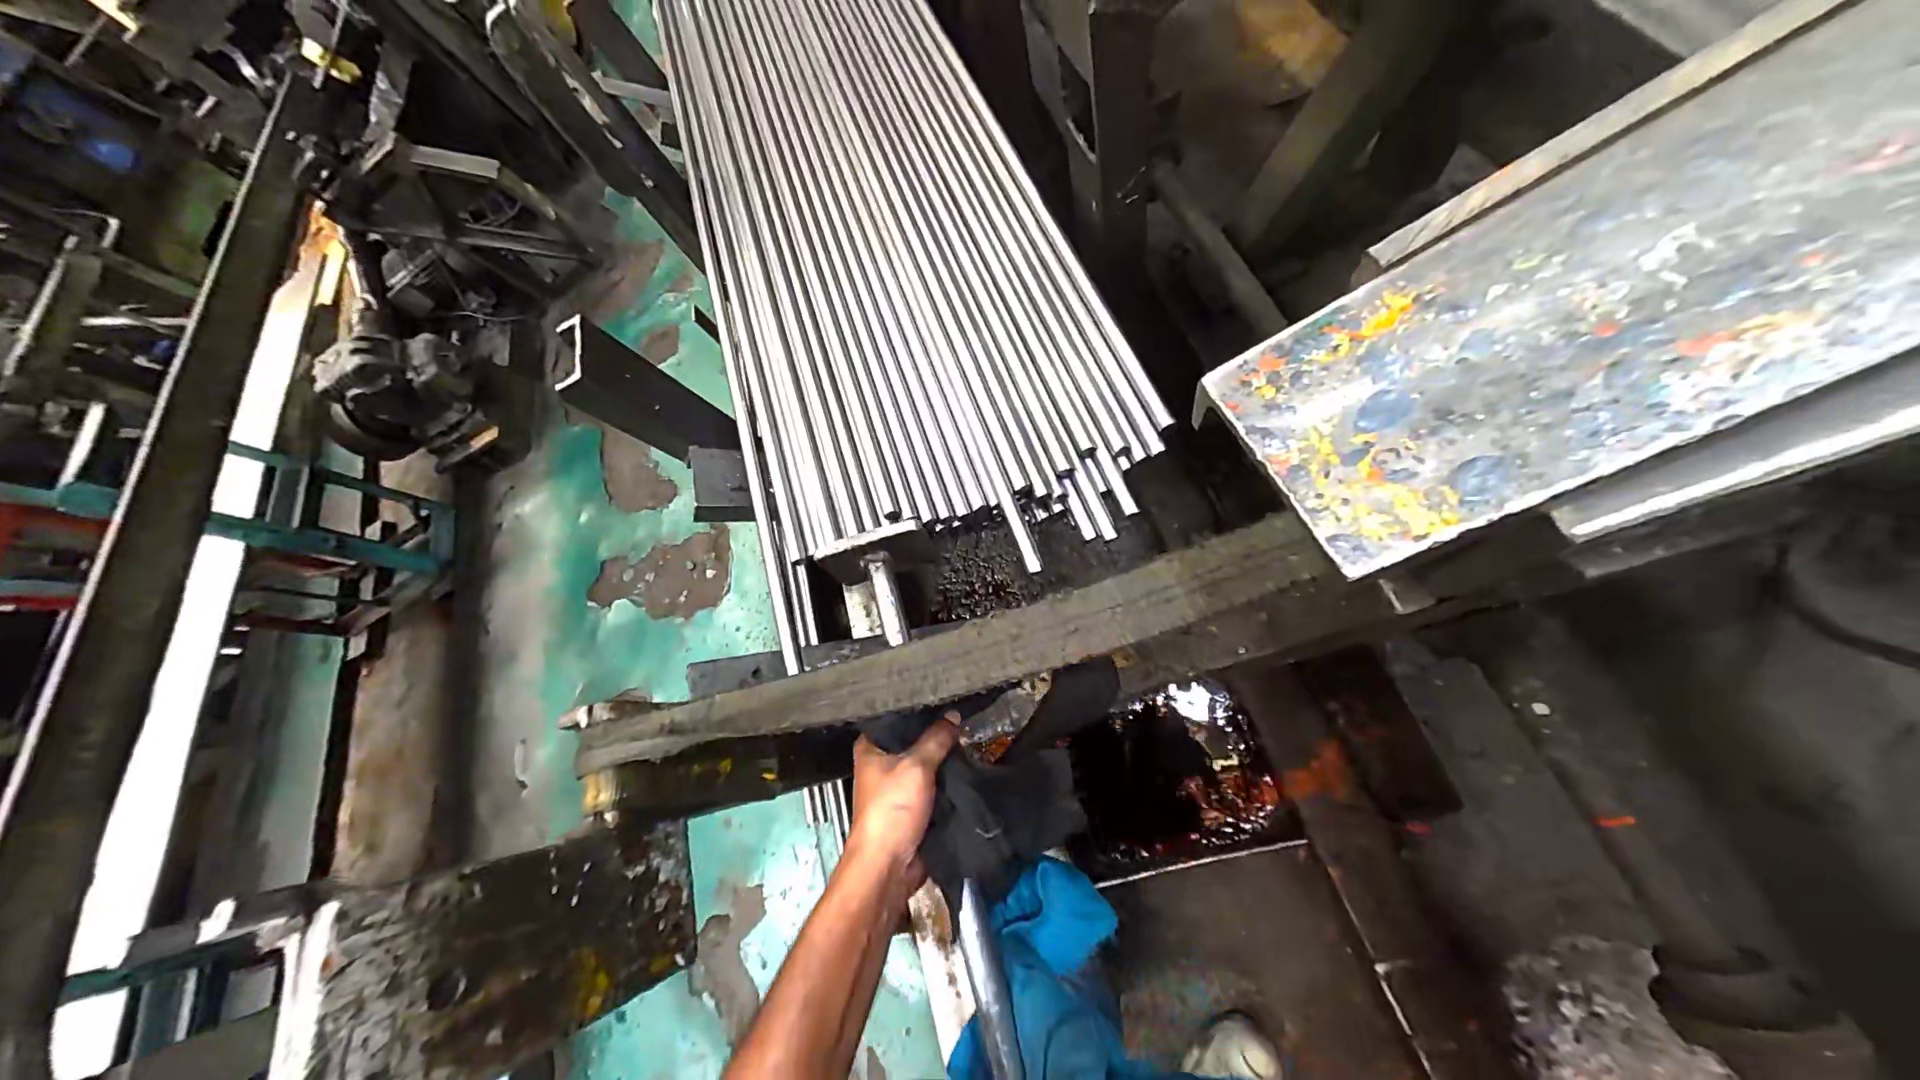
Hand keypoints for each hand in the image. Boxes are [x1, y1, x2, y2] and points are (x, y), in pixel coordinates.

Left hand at [849, 713, 958, 873]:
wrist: (888, 866)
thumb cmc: (891, 811)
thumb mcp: (917, 766)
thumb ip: (936, 739)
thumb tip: (953, 717)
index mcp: (870, 748)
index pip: (898, 718)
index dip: (921, 710)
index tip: (946, 699)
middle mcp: (881, 764)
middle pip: (914, 741)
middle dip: (937, 735)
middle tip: (963, 720)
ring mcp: (898, 787)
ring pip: (927, 765)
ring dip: (944, 759)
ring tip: (969, 739)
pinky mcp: (913, 807)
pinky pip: (934, 787)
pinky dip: (947, 781)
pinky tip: (966, 767)